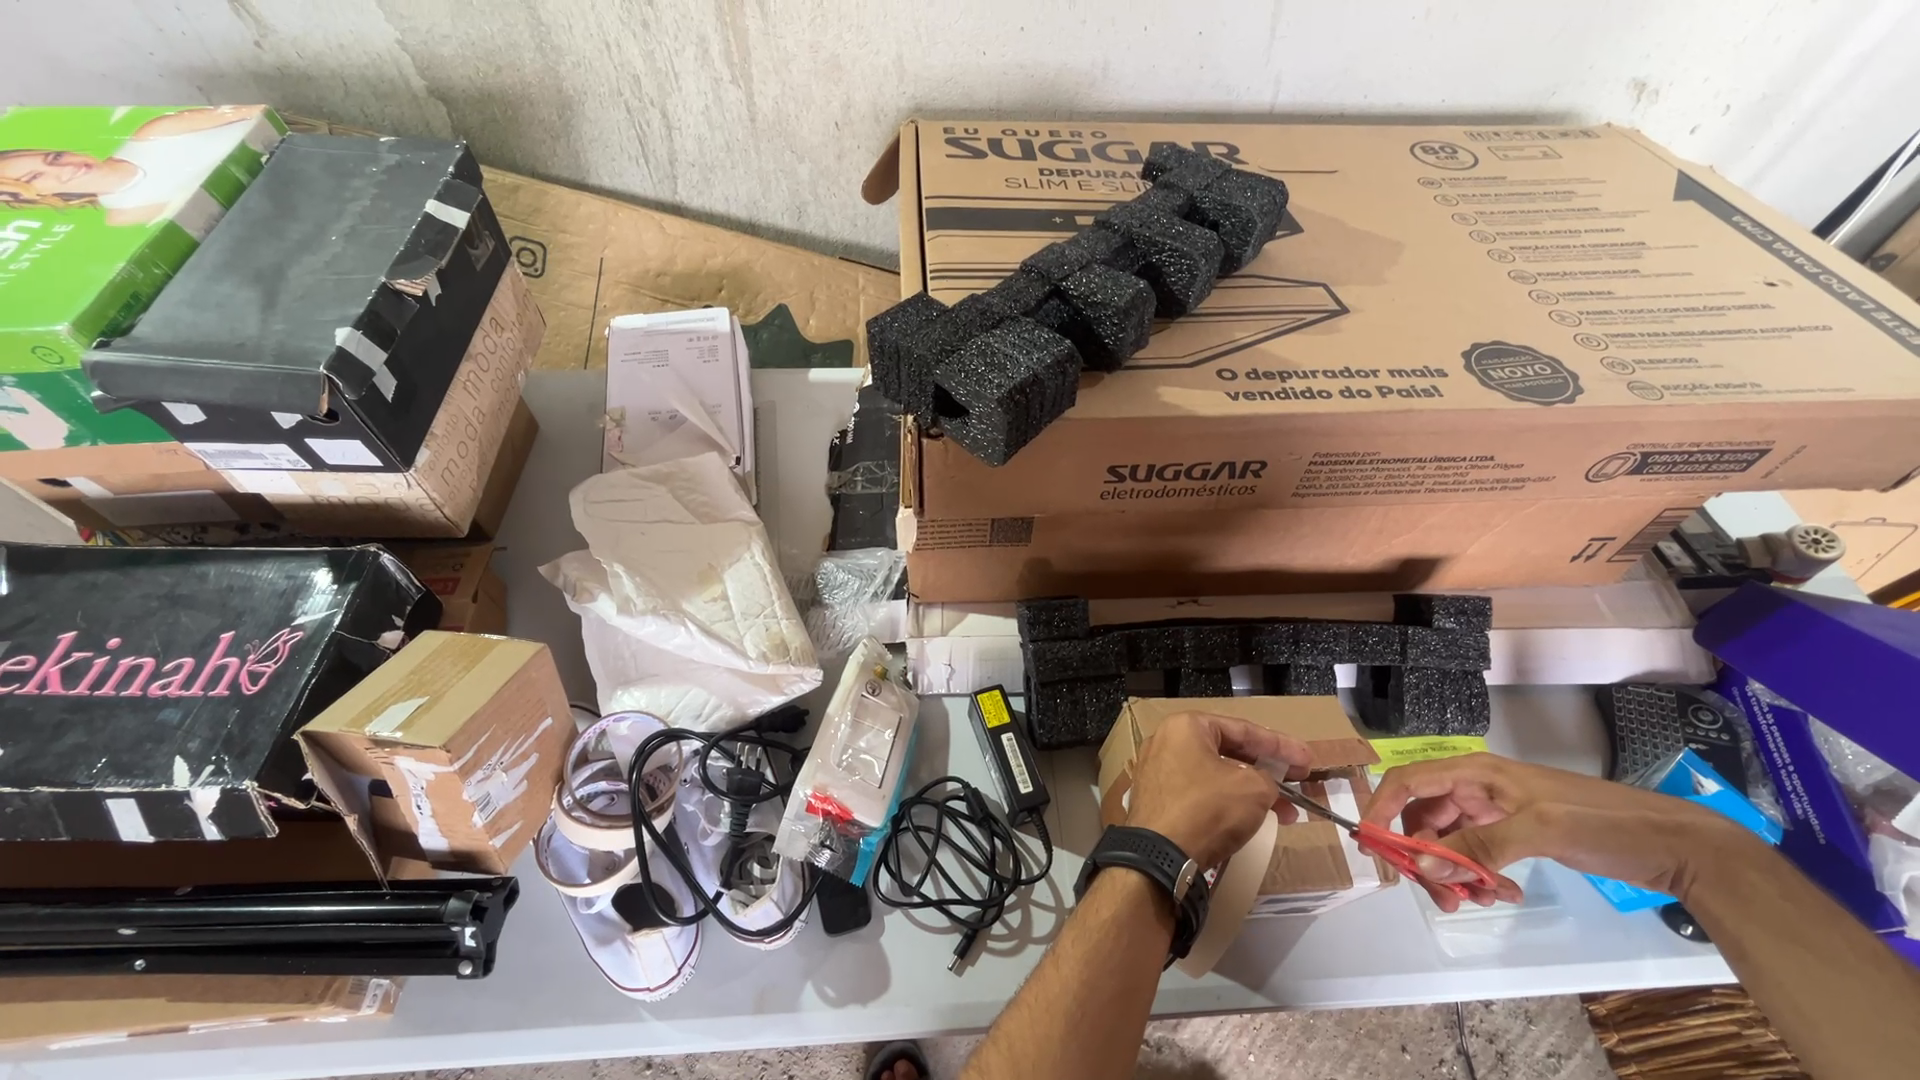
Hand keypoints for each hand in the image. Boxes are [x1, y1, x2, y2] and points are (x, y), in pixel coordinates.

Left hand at [1125, 712, 1313, 868]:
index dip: (1281, 745)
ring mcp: (1157, 772)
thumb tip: (1262, 784)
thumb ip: (1267, 779)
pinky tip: (1253, 820)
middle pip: (1228, 751)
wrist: (1159, 857)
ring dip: (1252, 792)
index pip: (1243, 729)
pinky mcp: (1156, 801)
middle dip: (1268, 769)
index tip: (1308, 760)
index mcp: (1186, 727)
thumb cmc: (1207, 809)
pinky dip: (1227, 802)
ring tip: (1286, 814)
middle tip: (1298, 781)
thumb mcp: (1253, 789)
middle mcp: (1166, 742)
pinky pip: (1200, 793)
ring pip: (1216, 775)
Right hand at [1365, 752, 1759, 912]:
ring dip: (1453, 871)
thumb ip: (1476, 847)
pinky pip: (1476, 855)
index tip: (1370, 844)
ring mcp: (1495, 813)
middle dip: (1423, 856)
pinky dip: (1478, 876)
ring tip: (1476, 900)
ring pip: (1448, 841)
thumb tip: (1421, 865)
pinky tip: (1502, 894)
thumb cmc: (1601, 822)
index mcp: (1474, 772)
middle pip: (1424, 818)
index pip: (1408, 782)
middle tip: (1439, 895)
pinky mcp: (1514, 835)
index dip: (1382, 807)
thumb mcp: (1538, 831)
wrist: (1674, 844)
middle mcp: (1476, 789)